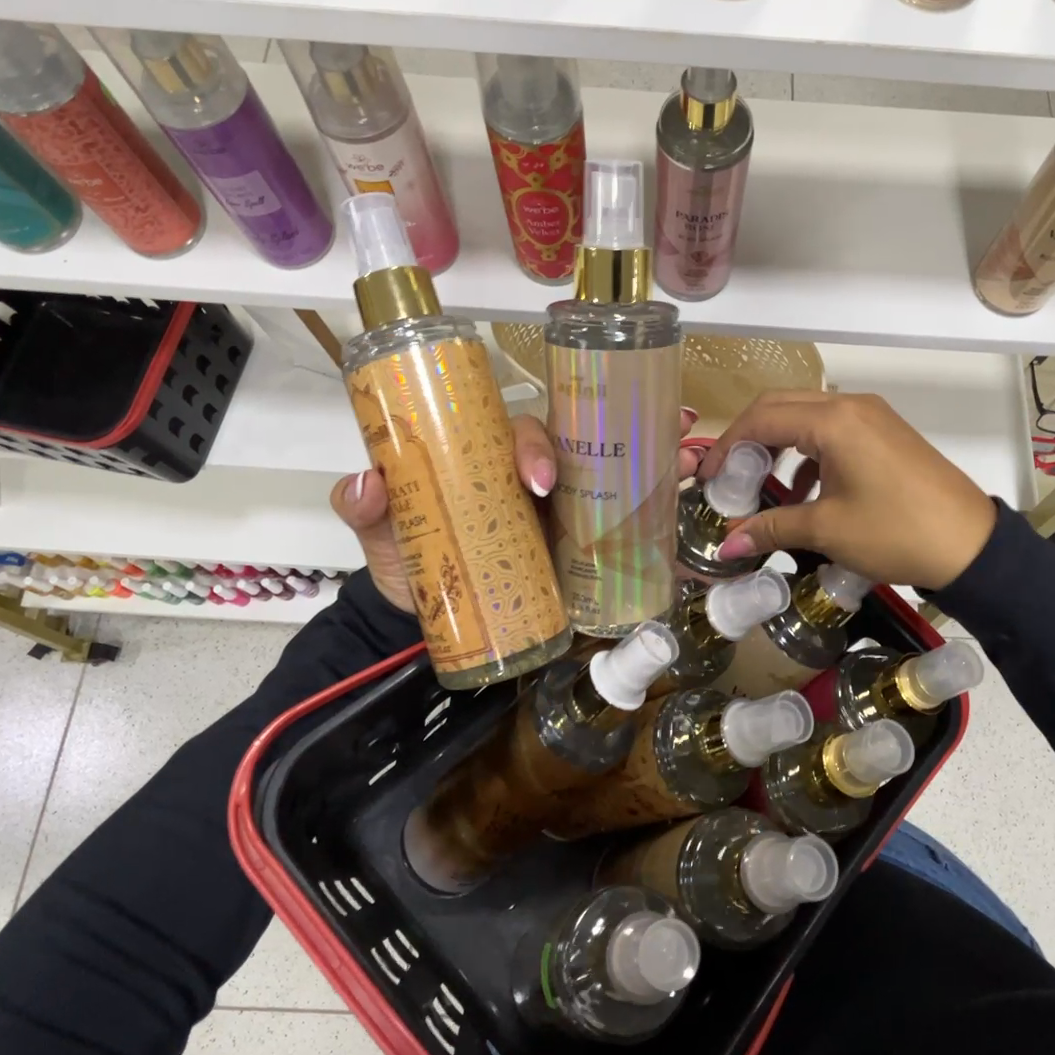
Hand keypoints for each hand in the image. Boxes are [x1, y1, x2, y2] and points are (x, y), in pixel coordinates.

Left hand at [335, 408, 703, 613]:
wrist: (426, 620)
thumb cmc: (406, 561)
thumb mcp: (383, 535)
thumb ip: (364, 509)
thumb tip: (366, 483)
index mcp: (485, 459)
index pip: (517, 434)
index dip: (534, 445)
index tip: (537, 480)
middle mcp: (526, 475)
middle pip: (575, 446)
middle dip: (617, 436)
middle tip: (655, 442)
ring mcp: (557, 509)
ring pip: (606, 472)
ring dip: (651, 455)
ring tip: (689, 453)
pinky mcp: (576, 544)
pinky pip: (614, 517)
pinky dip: (651, 502)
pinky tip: (684, 489)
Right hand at [699, 391, 996, 589]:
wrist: (970, 545)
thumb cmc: (895, 533)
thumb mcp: (827, 530)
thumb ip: (772, 527)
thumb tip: (727, 545)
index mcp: (832, 421)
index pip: (761, 418)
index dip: (726, 446)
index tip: (706, 478)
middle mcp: (850, 406)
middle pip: (780, 406)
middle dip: (747, 439)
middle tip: (727, 477)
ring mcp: (871, 416)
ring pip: (806, 416)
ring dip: (777, 444)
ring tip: (760, 485)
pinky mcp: (885, 432)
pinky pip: (832, 430)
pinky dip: (807, 452)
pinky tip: (803, 491)